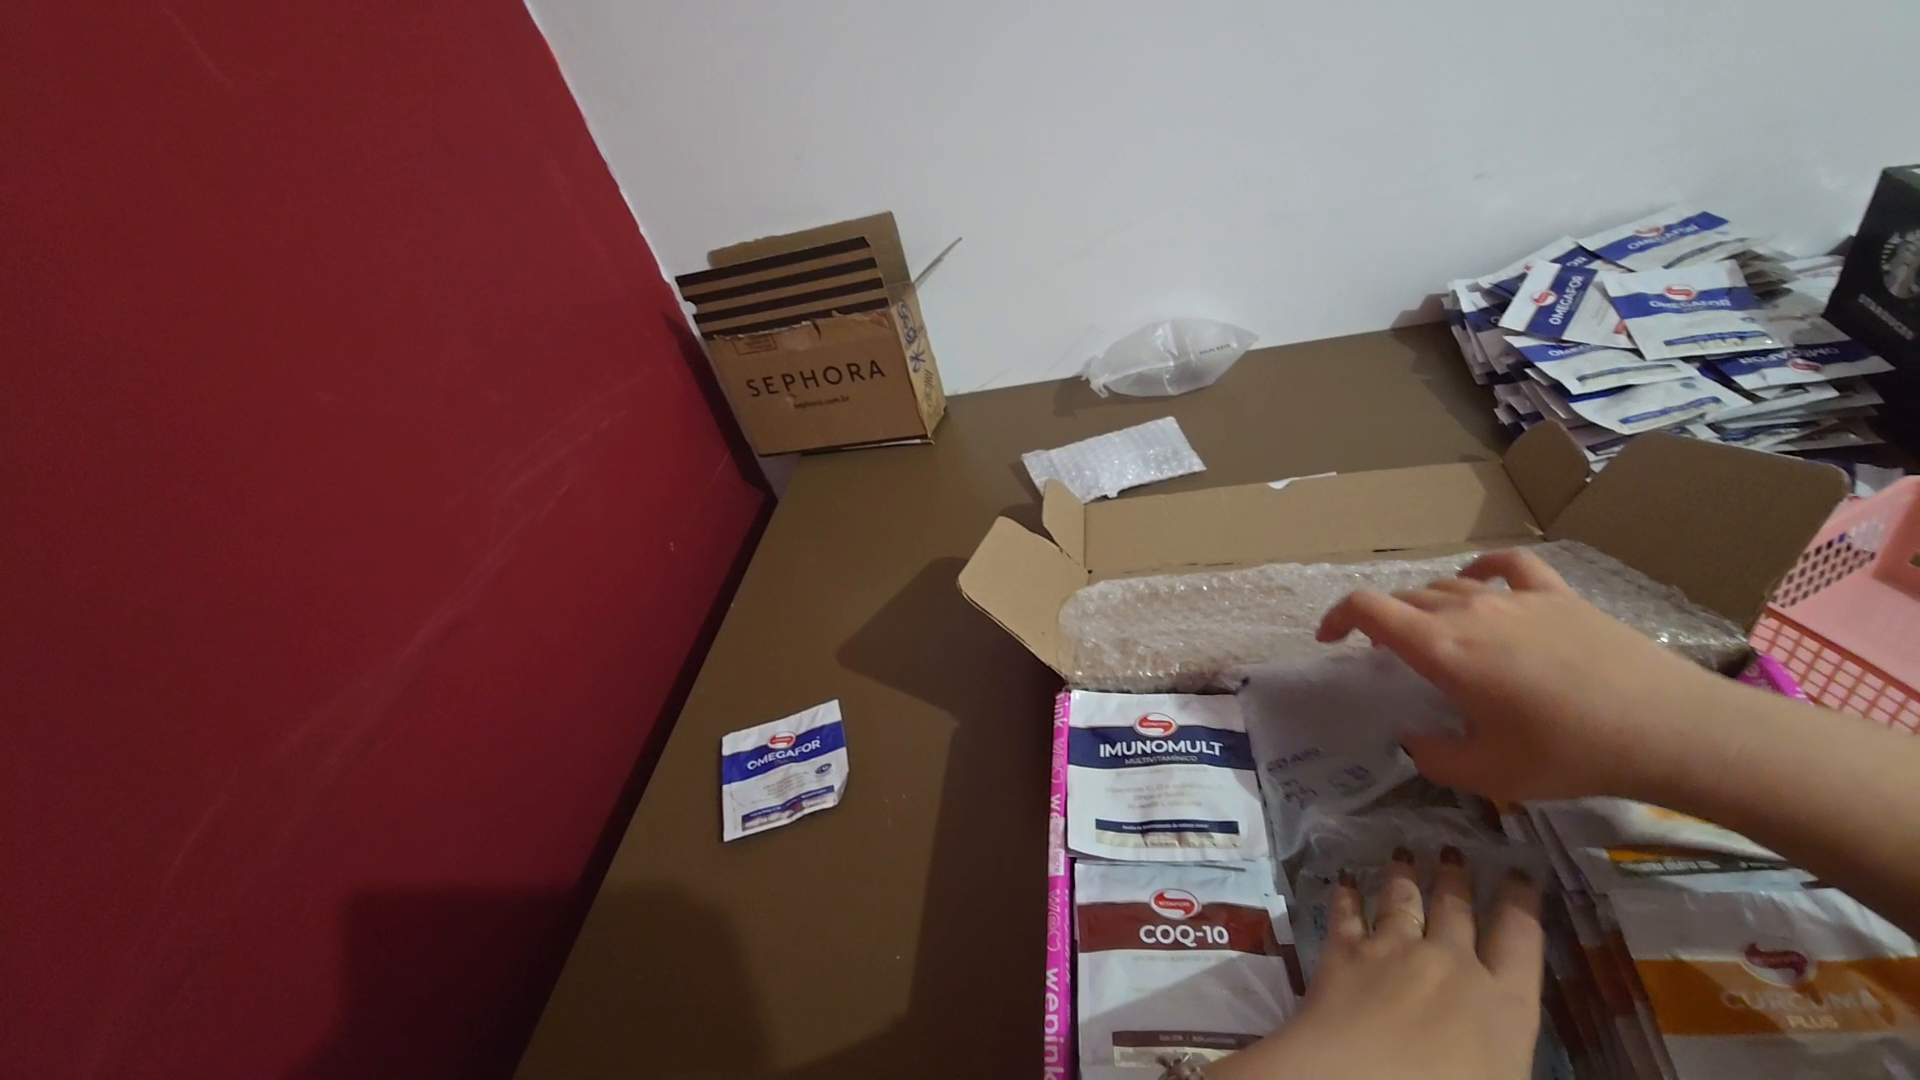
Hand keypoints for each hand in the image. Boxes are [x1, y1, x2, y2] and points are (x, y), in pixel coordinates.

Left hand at [1211, 849, 1543, 1079]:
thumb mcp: (1505, 1078)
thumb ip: (1507, 1045)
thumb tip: (1502, 1031)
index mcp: (1504, 1003)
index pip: (1522, 941)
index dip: (1521, 902)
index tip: (1517, 872)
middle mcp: (1450, 963)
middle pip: (1456, 909)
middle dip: (1455, 876)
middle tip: (1451, 848)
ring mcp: (1392, 950)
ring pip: (1402, 900)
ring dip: (1403, 874)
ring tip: (1402, 853)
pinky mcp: (1343, 950)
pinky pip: (1346, 914)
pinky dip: (1345, 895)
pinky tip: (1344, 879)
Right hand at [1314, 547, 1727, 802]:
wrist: (1674, 731)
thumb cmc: (1571, 754)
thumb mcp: (1489, 775)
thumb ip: (1433, 757)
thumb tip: (1413, 740)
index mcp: (1442, 650)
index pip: (1368, 609)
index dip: (1337, 617)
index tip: (1330, 640)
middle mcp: (1469, 612)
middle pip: (1405, 598)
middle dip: (1382, 622)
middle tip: (1386, 656)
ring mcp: (1516, 599)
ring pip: (1448, 586)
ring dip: (1425, 606)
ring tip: (1431, 632)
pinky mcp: (1558, 596)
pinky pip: (1506, 567)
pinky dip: (1480, 570)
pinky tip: (1478, 582)